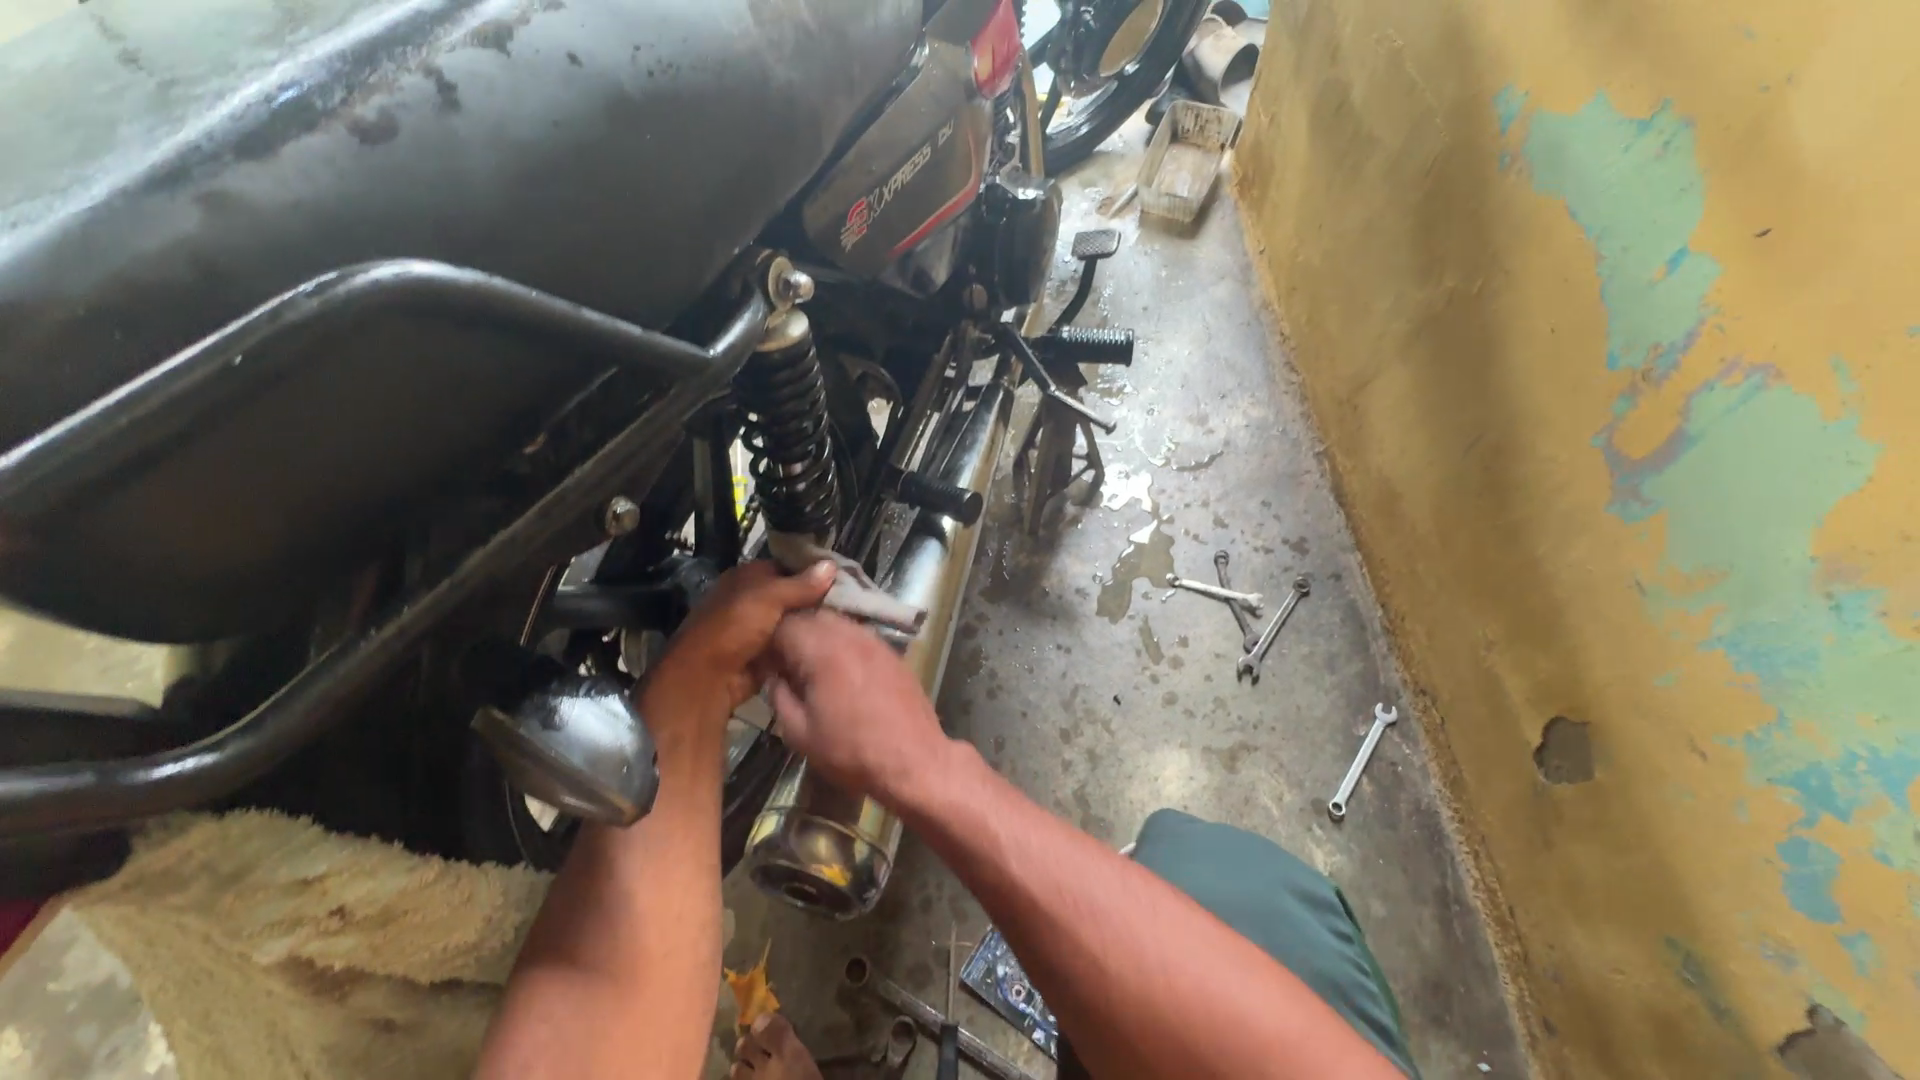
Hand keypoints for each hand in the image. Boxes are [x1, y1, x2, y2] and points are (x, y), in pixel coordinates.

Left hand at [641, 560, 834, 758]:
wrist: (708, 677)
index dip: (812, 572)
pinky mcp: (764, 655)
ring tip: (849, 623)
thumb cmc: (734, 627)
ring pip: (793, 623)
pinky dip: (805, 646)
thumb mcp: (769, 598)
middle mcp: (752, 601)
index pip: (786, 568)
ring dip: (813, 625)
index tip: (843, 578)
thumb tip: (832, 565)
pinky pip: (790, 646)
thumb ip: (800, 584)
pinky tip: (832, 645)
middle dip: (817, 601)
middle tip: (852, 603)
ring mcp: (758, 630)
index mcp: (747, 578)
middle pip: (792, 597)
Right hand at [765, 609, 950, 801]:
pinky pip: (858, 634)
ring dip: (819, 636)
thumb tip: (773, 675)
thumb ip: (779, 695)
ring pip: (837, 621)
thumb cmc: (852, 752)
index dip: (768, 640)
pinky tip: (840, 670)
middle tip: (785, 663)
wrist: (913, 762)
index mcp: (823, 652)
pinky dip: (842, 643)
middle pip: (811, 615)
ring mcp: (875, 641)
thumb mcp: (800, 733)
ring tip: (812, 667)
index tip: (763, 661)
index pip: (784, 623)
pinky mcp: (892, 652)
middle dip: (794, 633)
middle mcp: (850, 636)